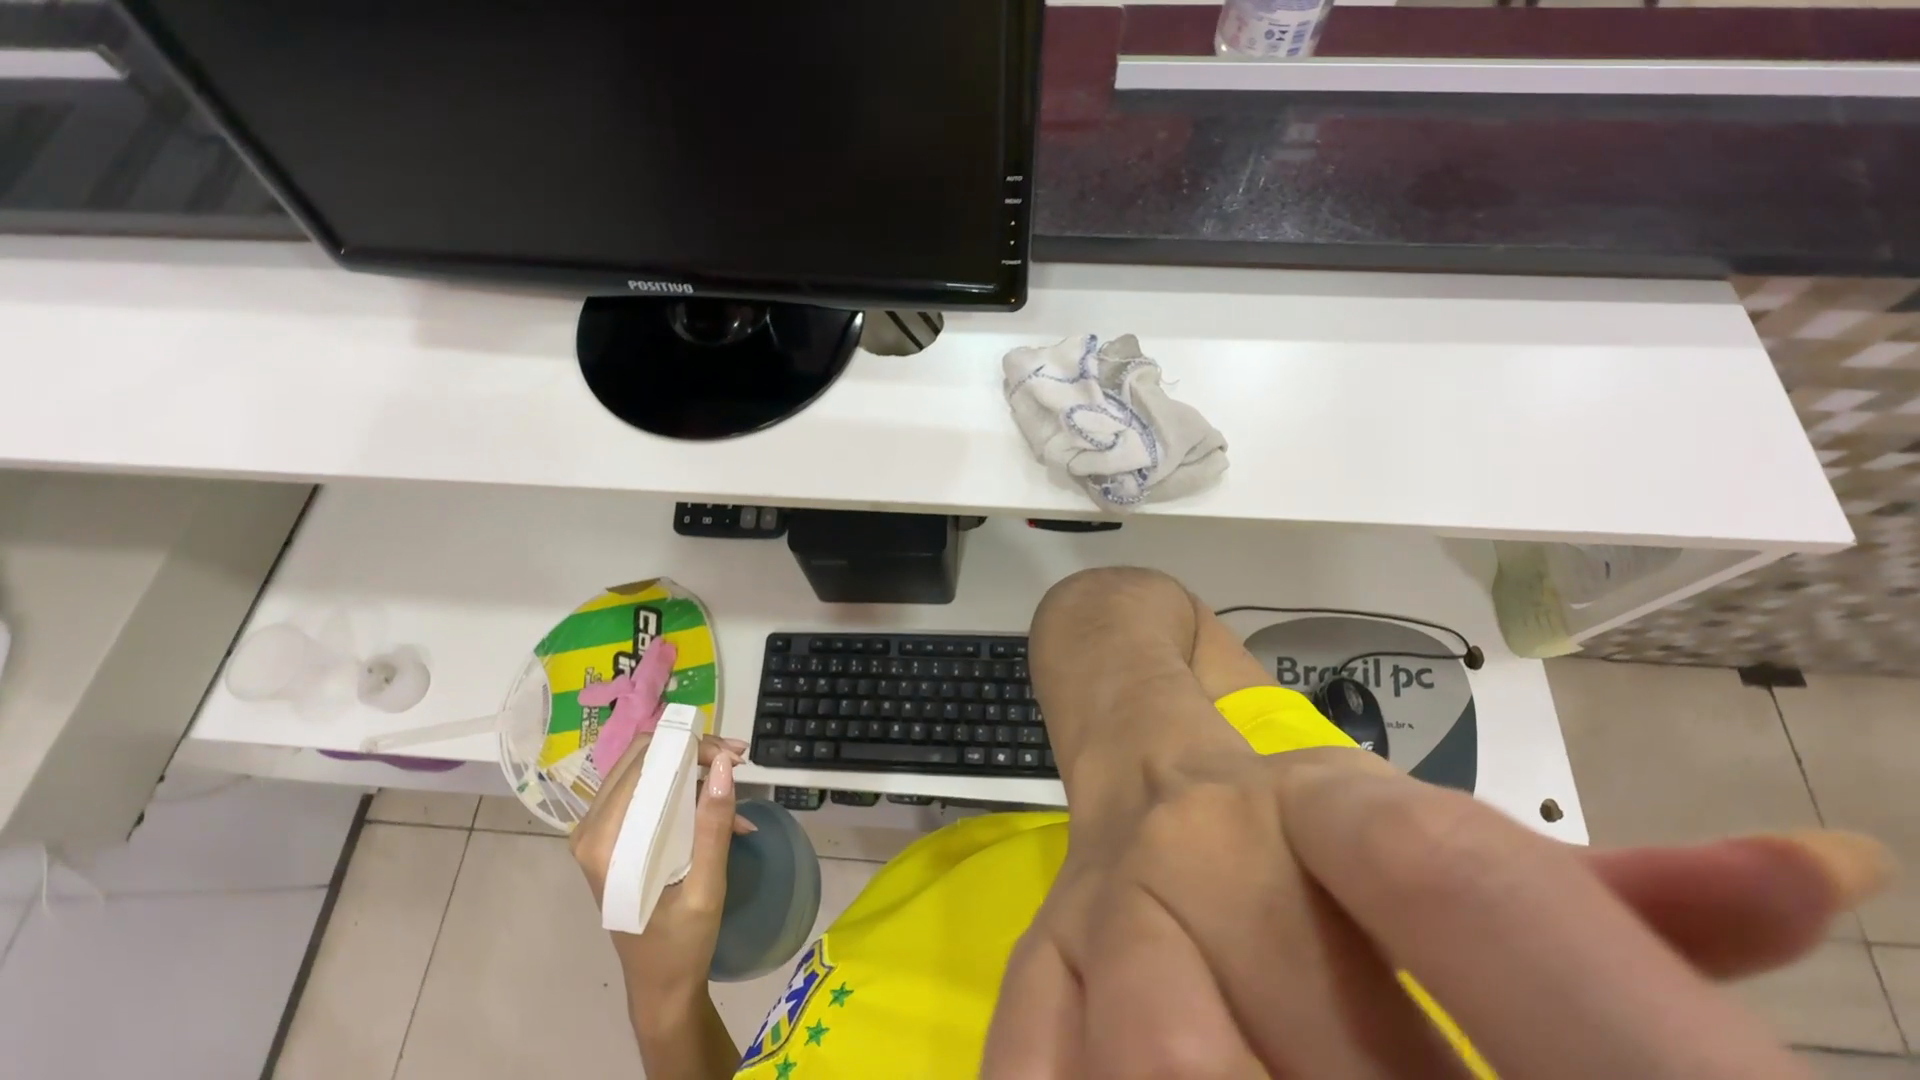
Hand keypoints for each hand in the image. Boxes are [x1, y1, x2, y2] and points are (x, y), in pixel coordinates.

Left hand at [570, 729, 752, 1006]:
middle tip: (738, 762)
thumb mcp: (706, 888)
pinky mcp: (610, 838)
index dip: (691, 747)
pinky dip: (683, 790)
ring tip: (735, 780)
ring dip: (691, 768)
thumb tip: (723, 764)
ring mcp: (598, 832)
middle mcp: (591, 829)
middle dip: (694, 752)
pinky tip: (721, 810)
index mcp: (606, 842)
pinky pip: (645, 792)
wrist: (660, 986)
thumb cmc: (681, 944)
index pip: (644, 762)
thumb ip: (712, 825)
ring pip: (645, 770)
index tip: (734, 757)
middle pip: (642, 758)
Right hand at [983, 745, 1889, 1078]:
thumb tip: (1839, 875)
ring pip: (1163, 1054)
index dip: (1562, 993)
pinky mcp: (1030, 975)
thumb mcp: (1442, 833)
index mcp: (1328, 809)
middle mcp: (1209, 850)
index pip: (1447, 879)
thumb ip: (1628, 893)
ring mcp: (1104, 917)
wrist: (1142, 751)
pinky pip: (1040, 1069)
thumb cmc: (1299, 817)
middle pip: (1318, 1036)